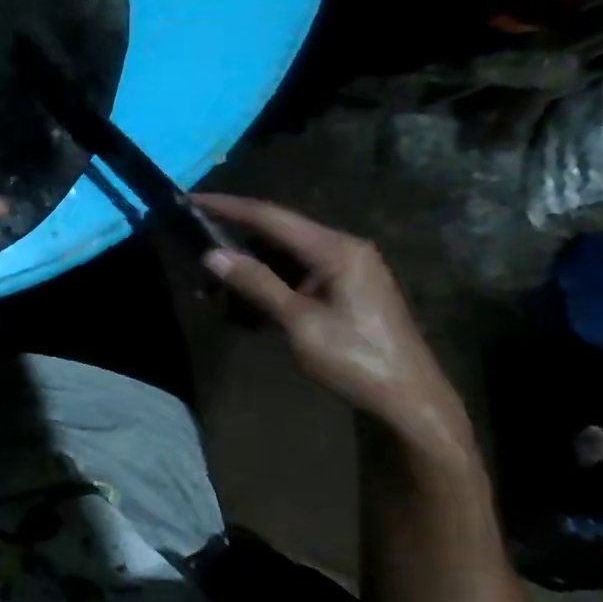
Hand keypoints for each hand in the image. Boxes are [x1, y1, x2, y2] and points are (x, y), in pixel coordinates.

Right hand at [194, 194, 471, 444]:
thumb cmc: (356, 358)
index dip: (228, 207)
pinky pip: (296, 274)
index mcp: (336, 250)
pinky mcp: (344, 287)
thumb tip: (211, 255)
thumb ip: (256, 284)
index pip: (270, 216)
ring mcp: (346, 268)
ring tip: (216, 294)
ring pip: (282, 257)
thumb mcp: (299, 322)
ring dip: (249, 271)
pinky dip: (269, 286)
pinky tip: (247, 309)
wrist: (410, 400)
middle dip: (235, 246)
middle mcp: (343, 249)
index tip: (192, 200)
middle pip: (275, 234)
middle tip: (197, 258)